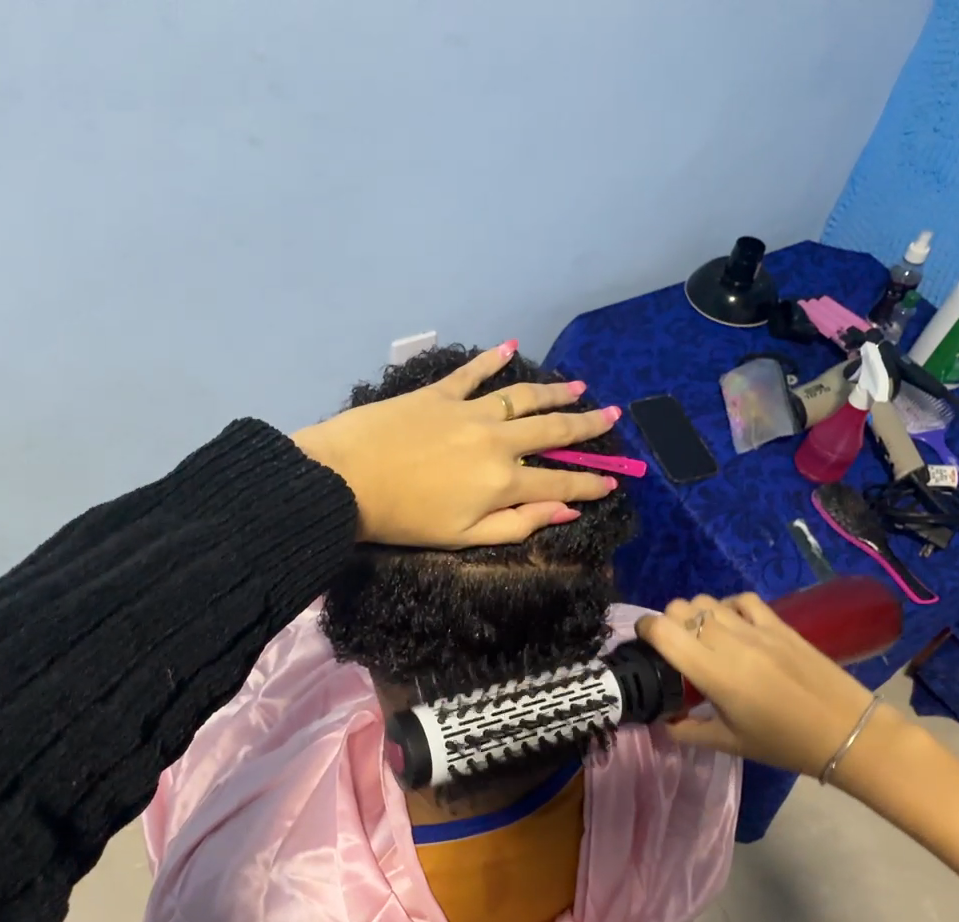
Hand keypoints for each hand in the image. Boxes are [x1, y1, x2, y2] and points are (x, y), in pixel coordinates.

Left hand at [291, 342, 619, 547]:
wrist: (344, 479)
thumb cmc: (404, 520)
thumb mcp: (463, 538)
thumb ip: (516, 524)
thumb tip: (564, 512)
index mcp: (503, 482)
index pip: (559, 482)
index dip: (590, 483)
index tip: (613, 480)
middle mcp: (497, 441)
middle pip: (553, 430)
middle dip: (587, 425)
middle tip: (612, 415)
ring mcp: (469, 411)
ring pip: (523, 397)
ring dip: (554, 392)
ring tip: (580, 386)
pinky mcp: (439, 393)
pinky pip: (473, 373)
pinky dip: (493, 359)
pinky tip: (510, 347)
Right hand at [637, 593, 899, 779]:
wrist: (846, 732)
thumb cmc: (785, 744)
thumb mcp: (731, 745)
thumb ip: (689, 731)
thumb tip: (662, 723)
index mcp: (713, 673)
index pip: (662, 630)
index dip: (644, 628)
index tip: (643, 642)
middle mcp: (729, 642)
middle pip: (681, 608)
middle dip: (668, 621)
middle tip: (673, 647)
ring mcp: (756, 629)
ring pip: (708, 601)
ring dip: (696, 614)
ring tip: (703, 637)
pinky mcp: (779, 623)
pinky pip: (742, 599)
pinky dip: (728, 607)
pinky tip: (733, 625)